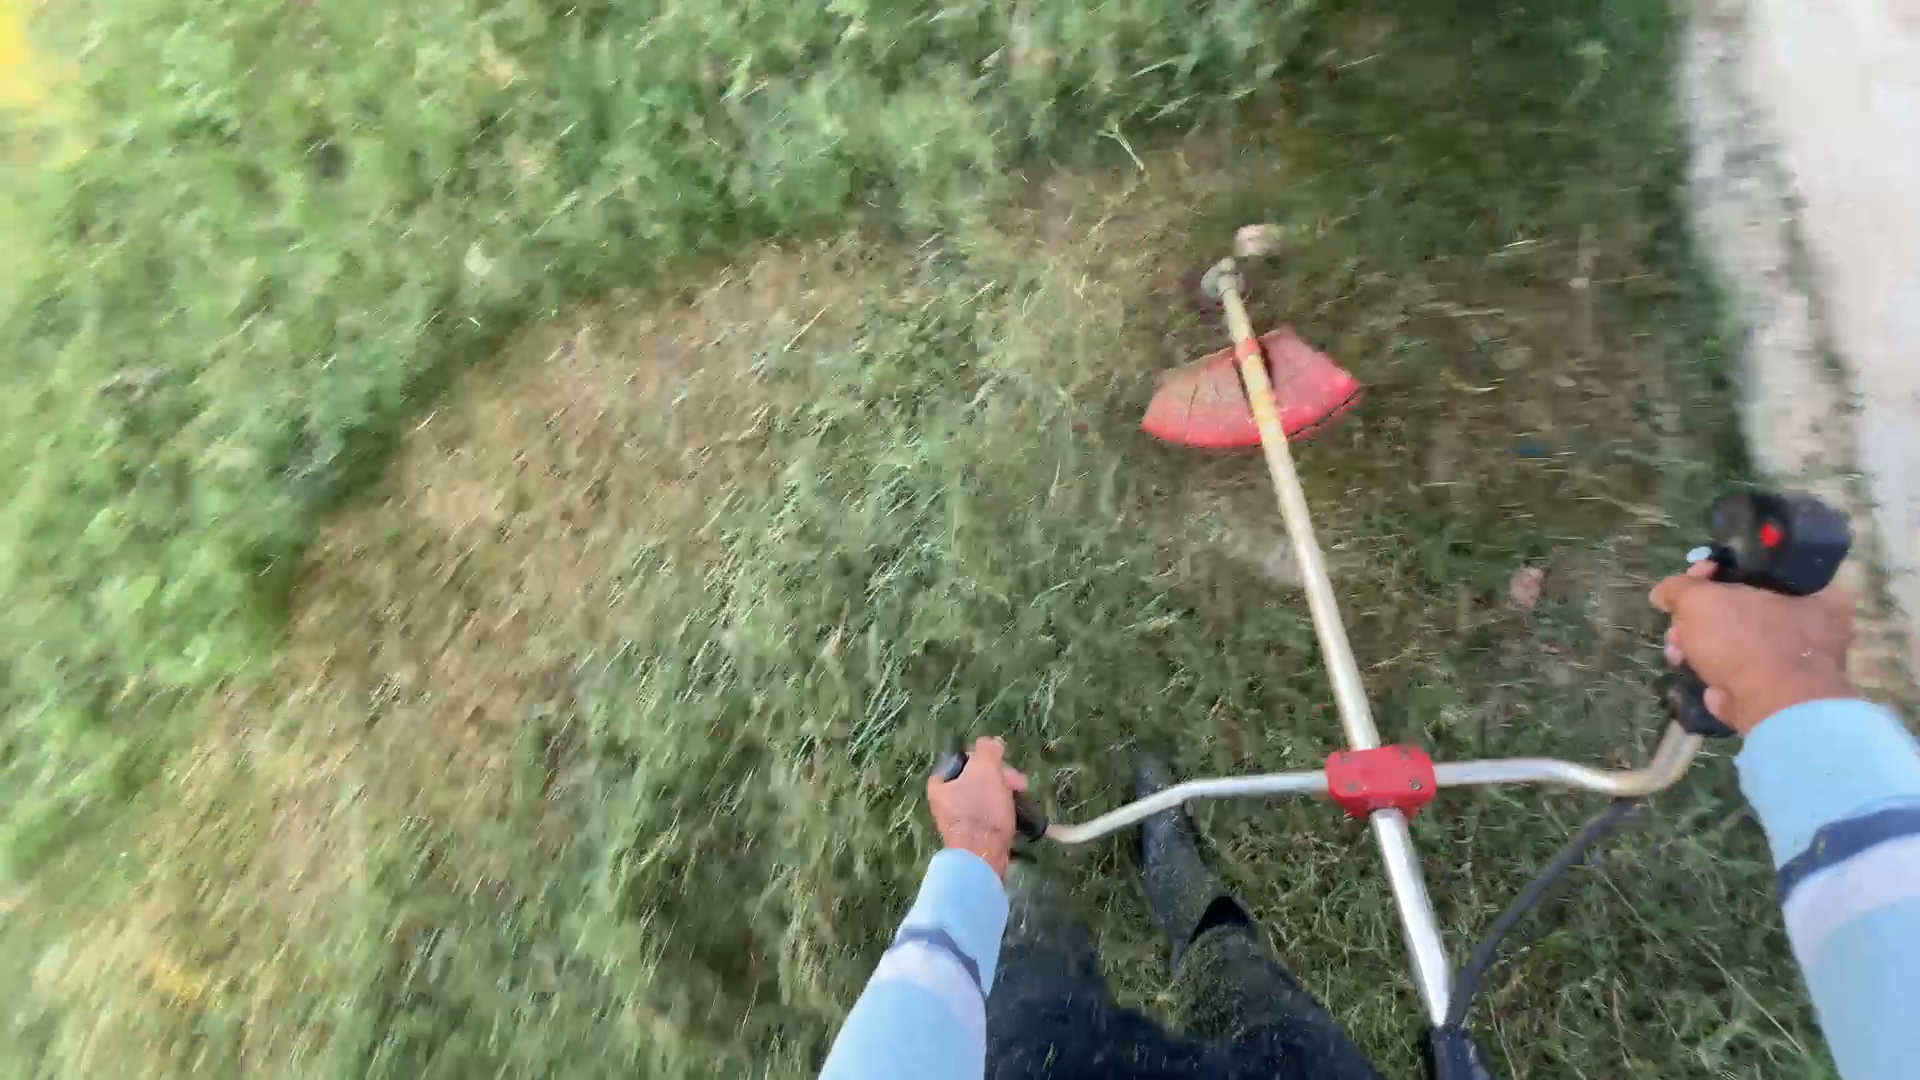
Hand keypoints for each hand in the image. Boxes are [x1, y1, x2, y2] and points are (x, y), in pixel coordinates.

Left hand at [926, 737, 1028, 878]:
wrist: (982, 857)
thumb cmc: (981, 809)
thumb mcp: (985, 768)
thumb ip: (988, 749)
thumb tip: (992, 743)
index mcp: (940, 781)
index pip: (967, 758)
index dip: (989, 759)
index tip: (1005, 768)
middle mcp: (944, 800)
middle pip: (978, 777)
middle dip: (1002, 778)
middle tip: (1021, 785)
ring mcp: (958, 819)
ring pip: (986, 796)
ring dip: (1005, 794)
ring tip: (1022, 801)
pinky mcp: (972, 835)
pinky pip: (988, 814)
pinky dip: (1001, 812)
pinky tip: (1015, 816)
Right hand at [1651, 561, 1856, 733]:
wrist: (1771, 703)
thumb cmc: (1746, 641)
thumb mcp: (1700, 598)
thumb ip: (1679, 586)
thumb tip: (1665, 593)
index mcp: (1814, 593)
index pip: (1757, 569)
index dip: (1716, 571)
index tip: (1690, 579)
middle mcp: (1813, 622)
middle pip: (1736, 604)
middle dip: (1696, 615)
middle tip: (1679, 622)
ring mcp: (1794, 654)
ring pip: (1729, 634)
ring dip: (1693, 639)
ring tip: (1678, 648)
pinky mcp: (1775, 680)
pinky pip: (1733, 660)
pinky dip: (1707, 661)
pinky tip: (1687, 664)